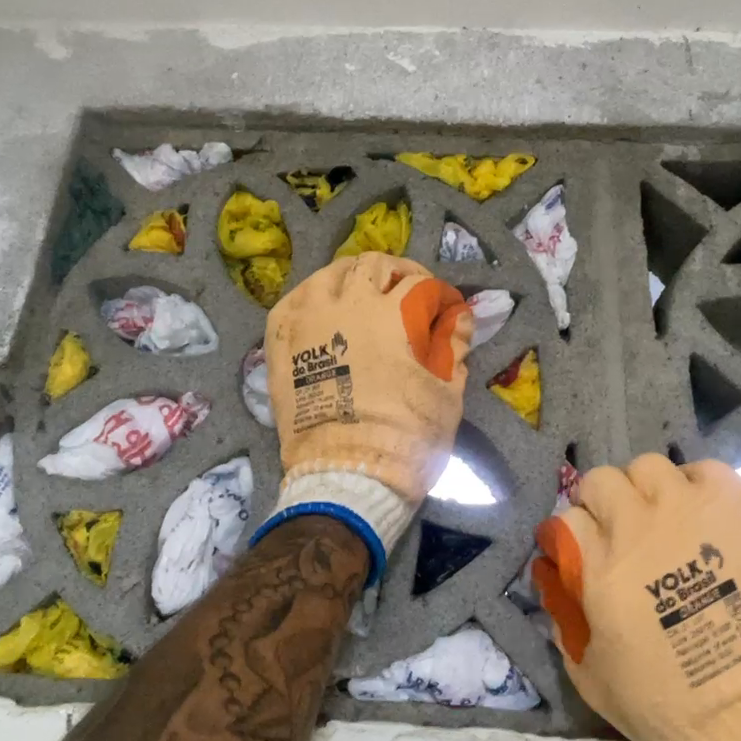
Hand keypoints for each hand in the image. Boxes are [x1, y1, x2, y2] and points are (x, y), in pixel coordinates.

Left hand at [251, 253, 472, 583]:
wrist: (350, 474)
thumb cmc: (408, 436)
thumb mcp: (448, 392)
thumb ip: (453, 346)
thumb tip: (457, 319)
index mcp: (398, 314)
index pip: (421, 283)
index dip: (437, 293)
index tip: (442, 309)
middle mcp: (352, 305)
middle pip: (373, 266)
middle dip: (395, 273)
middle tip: (403, 291)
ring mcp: (312, 320)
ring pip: (329, 275)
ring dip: (350, 277)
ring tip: (359, 294)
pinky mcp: (284, 343)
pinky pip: (292, 301)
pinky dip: (310, 296)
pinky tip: (320, 307)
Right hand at [532, 455, 740, 740]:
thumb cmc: (663, 705)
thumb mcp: (588, 672)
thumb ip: (563, 617)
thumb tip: (553, 576)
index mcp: (597, 570)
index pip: (565, 520)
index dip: (568, 537)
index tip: (576, 552)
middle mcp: (637, 530)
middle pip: (601, 481)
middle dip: (601, 505)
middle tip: (618, 533)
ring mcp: (689, 516)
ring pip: (650, 467)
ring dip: (647, 490)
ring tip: (661, 518)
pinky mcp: (736, 515)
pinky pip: (709, 470)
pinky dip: (699, 484)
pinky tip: (699, 511)